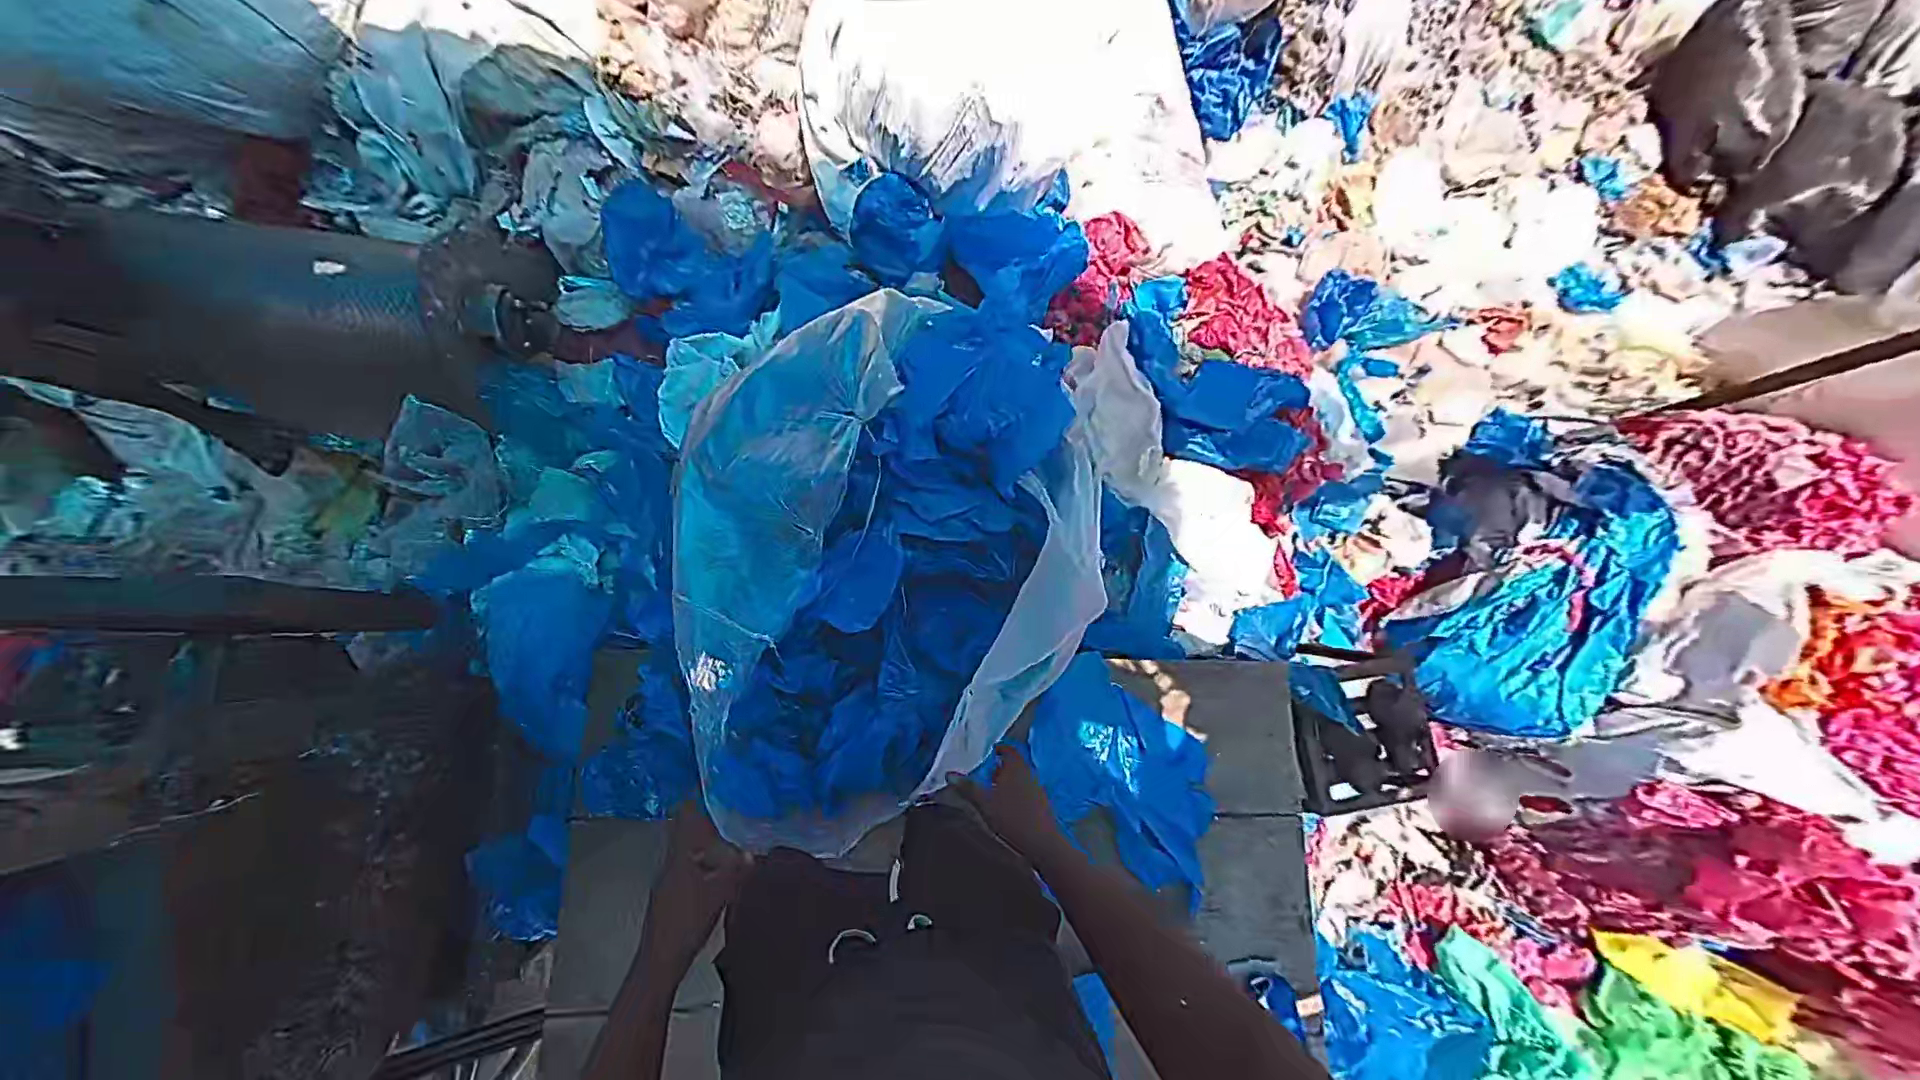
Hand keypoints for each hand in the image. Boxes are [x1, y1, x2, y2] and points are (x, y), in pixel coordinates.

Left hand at [642, 800, 750, 959]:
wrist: (660, 963)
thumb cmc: (687, 923)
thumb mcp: (719, 894)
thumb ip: (736, 869)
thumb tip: (753, 849)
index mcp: (680, 856)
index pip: (684, 816)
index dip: (698, 797)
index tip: (717, 784)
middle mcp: (672, 862)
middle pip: (686, 830)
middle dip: (708, 818)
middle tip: (733, 808)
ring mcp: (669, 880)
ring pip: (689, 849)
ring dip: (707, 840)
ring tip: (733, 835)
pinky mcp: (672, 895)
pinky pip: (690, 865)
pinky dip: (705, 860)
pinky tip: (721, 869)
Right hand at [947, 743, 1066, 863]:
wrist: (1042, 842)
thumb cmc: (1011, 817)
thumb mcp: (984, 802)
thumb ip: (967, 787)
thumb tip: (949, 774)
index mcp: (1016, 766)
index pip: (1008, 750)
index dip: (999, 749)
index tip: (990, 752)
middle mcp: (1029, 773)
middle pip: (1015, 764)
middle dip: (1001, 768)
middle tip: (987, 775)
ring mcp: (1038, 788)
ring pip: (1021, 778)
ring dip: (1009, 782)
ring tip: (995, 792)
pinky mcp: (1043, 803)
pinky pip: (1027, 791)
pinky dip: (1017, 793)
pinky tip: (1009, 807)